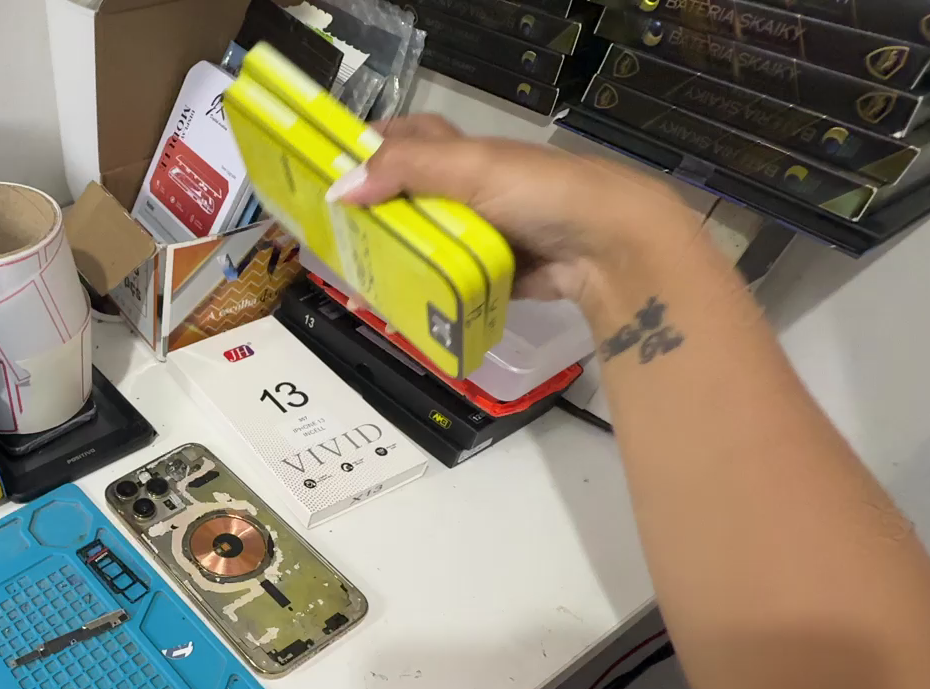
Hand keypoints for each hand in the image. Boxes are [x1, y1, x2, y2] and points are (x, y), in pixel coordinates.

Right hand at [336, 115, 710, 318]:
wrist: (604, 248)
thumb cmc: (540, 192)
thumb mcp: (470, 171)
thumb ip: (405, 172)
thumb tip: (338, 190)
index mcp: (461, 155)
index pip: (406, 139)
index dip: (368, 146)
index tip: (325, 166)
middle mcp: (463, 192)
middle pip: (403, 197)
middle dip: (365, 214)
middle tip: (325, 236)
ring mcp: (471, 235)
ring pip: (416, 244)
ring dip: (383, 259)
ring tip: (347, 278)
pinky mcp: (478, 273)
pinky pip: (436, 282)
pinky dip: (410, 293)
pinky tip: (384, 307)